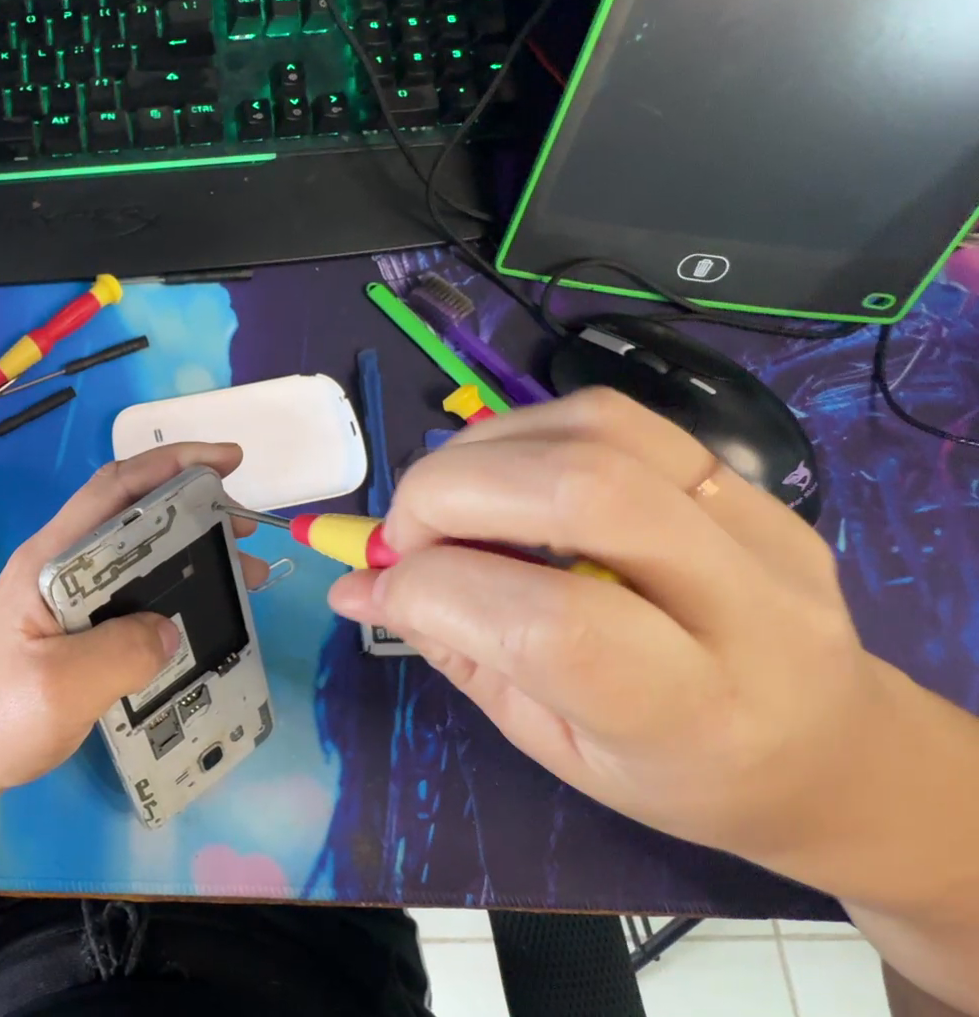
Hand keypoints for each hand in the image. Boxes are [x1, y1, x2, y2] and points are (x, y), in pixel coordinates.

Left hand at [0, 443, 268, 797]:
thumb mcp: (63, 685)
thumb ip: (122, 652)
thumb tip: (169, 628)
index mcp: (49, 560)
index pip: (113, 489)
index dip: (171, 464)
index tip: (227, 462)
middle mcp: (57, 565)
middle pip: (130, 514)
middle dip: (193, 508)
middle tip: (245, 529)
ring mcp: (64, 596)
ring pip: (135, 555)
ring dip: (189, 554)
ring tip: (242, 574)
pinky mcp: (73, 626)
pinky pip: (130, 595)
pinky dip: (172, 591)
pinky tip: (199, 614)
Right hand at [326, 388, 909, 866]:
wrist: (832, 749)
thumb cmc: (672, 770)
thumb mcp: (549, 740)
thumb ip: (452, 653)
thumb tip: (356, 588)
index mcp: (691, 713)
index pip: (549, 625)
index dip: (433, 591)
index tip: (379, 589)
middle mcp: (746, 608)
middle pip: (578, 494)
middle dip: (445, 498)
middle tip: (403, 537)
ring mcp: (758, 528)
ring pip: (597, 433)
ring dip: (478, 452)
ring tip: (442, 500)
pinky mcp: (748, 483)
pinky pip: (617, 417)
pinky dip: (522, 430)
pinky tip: (494, 474)